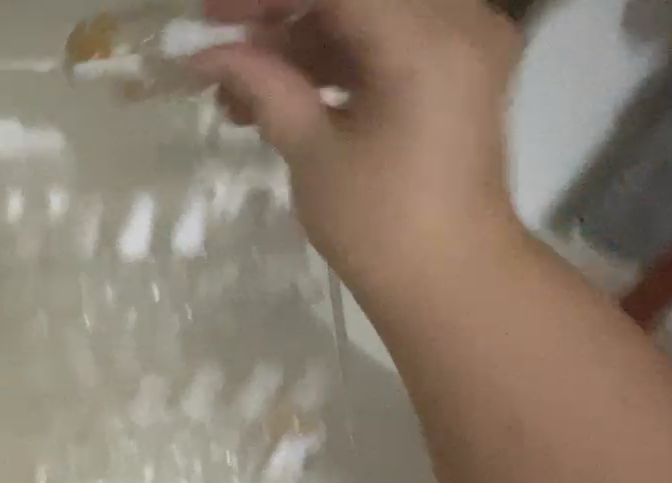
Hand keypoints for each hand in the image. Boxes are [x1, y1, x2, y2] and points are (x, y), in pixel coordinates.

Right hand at [189, 0, 524, 292]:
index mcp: (426, 42)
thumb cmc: (376, 221)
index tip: (214, 18)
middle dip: (282, 13)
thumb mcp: (312, 152)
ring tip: (237, 91)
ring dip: (298, 40)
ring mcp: (462, 40)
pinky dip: (329, 57)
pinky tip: (277, 94)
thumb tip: (209, 55)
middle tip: (220, 47)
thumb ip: (265, 88)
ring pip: (366, 13)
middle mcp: (460, 19)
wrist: (446, 268)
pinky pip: (385, 38)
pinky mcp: (453, 66)